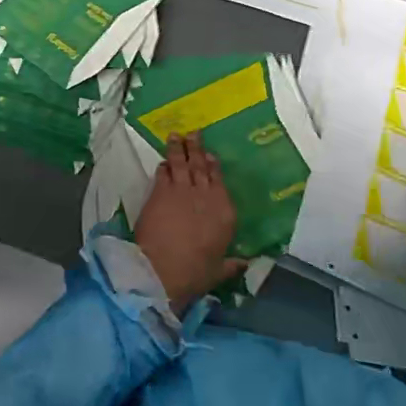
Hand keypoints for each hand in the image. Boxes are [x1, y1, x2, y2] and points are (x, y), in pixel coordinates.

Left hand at [135, 132, 244, 310]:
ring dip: (177, 148)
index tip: (210, 156)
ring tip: (175, 135)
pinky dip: (163, 165)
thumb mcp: (218, 271)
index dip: (213, 167)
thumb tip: (246, 263)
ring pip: (181, 164)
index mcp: (225, 214)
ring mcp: (181, 192)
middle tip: (193, 133)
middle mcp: (205, 197)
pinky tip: (163, 161)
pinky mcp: (159, 193)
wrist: (161, 268)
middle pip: (200, 167)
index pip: (220, 183)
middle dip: (196, 149)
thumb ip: (232, 264)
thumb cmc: (194, 272)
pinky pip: (163, 174)